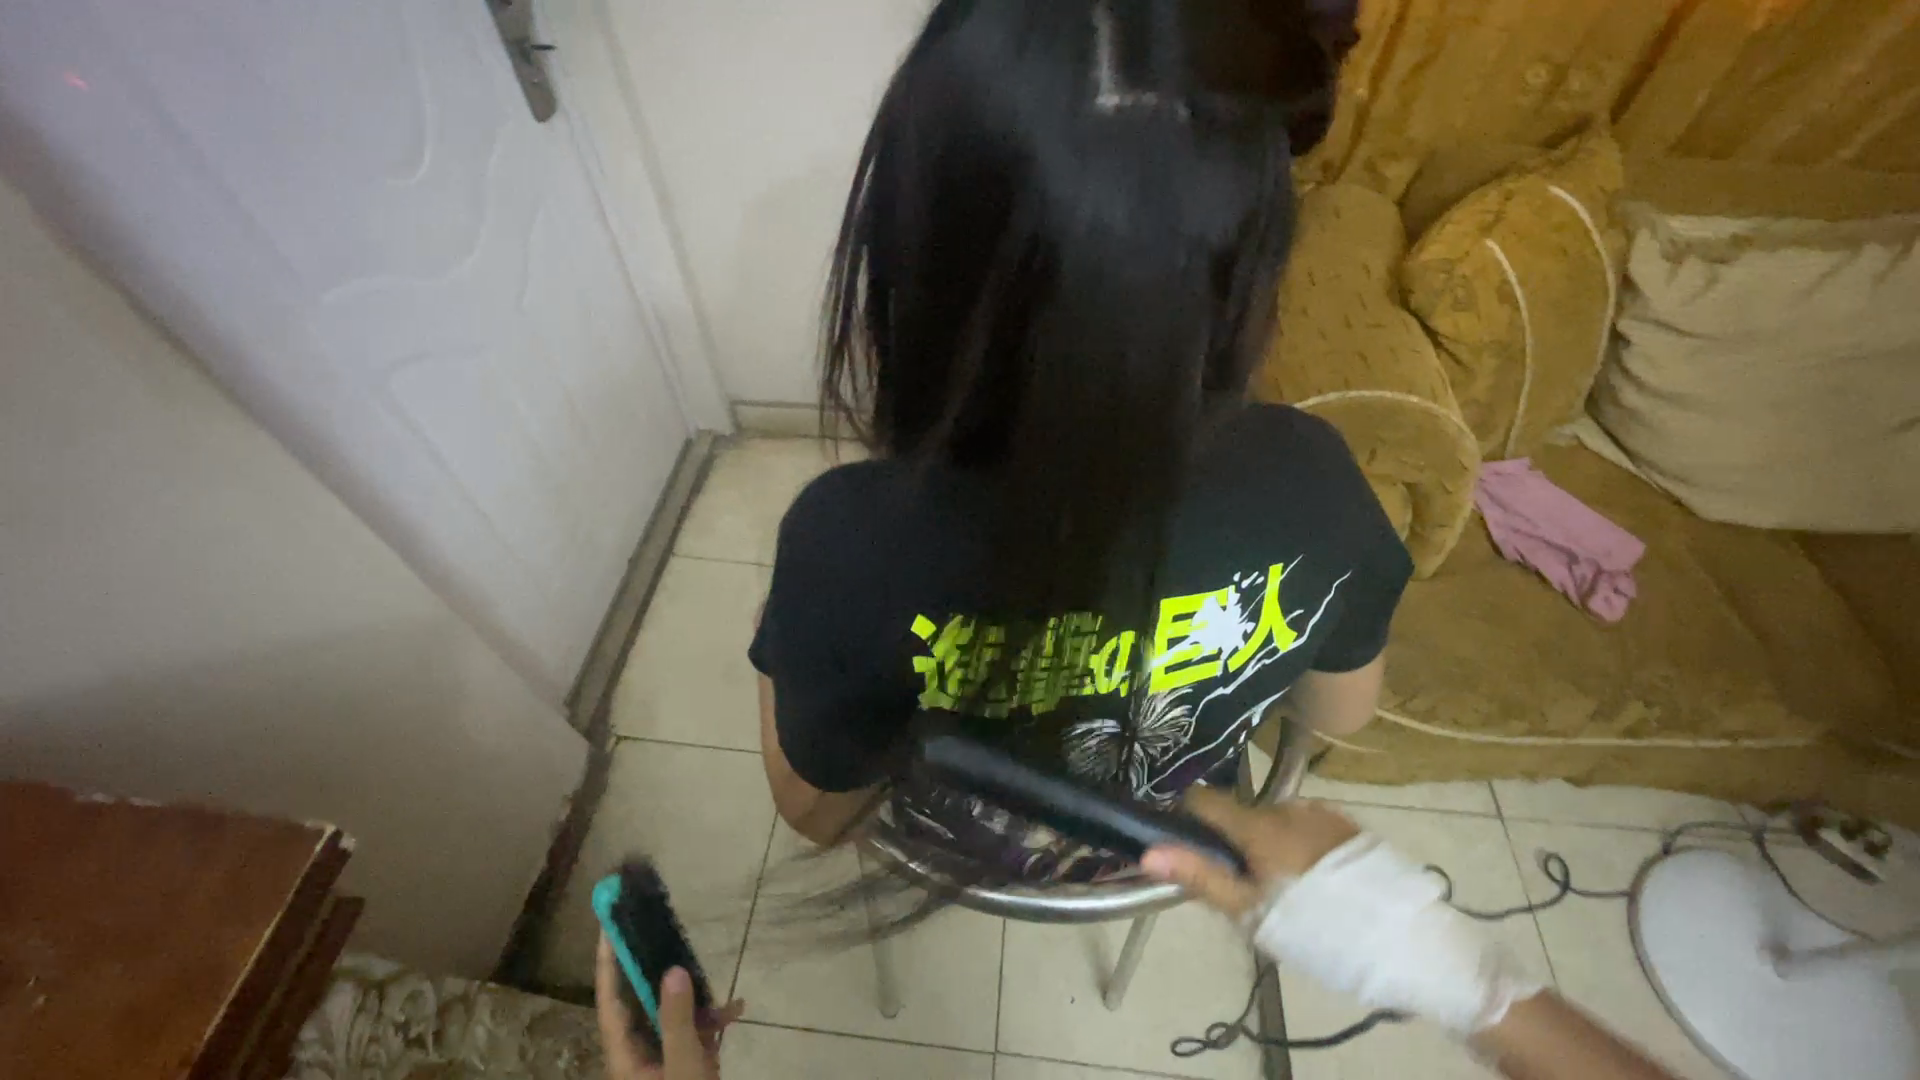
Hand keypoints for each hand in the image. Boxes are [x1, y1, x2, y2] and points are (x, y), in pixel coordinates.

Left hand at [595, 935, 744, 1079]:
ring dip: (694, 993)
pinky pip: (694, 1030)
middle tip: (660, 930)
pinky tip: (736, 1009)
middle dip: (653, 967)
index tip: (609, 928)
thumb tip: (674, 969)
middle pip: (640, 1000)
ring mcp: (663, 1057)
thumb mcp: (682, 1064)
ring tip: (708, 969)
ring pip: (671, 1012)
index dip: (608, 965)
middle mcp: (639, 1051)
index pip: (610, 1001)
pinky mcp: (684, 1063)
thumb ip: (677, 1020)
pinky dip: (713, 1019)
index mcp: (625, 1054)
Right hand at [1138, 788, 1359, 916]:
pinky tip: (1319, 884)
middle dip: (1235, 843)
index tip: (1190, 850)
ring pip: (1275, 822)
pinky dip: (1300, 847)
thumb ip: (1200, 877)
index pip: (1202, 798)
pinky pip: (1308, 828)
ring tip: (1290, 892)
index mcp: (1257, 824)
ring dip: (1269, 845)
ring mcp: (1322, 813)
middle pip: (1240, 815)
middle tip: (1248, 890)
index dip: (1187, 819)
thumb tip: (1147, 852)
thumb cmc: (1318, 931)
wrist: (1408, 944)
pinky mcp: (1350, 827)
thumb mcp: (1251, 914)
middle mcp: (1286, 806)